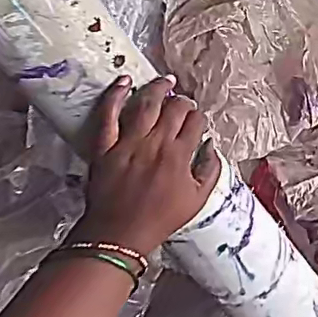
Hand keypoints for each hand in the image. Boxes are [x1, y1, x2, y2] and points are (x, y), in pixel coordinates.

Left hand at [75, 76, 219, 253]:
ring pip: (146, 104)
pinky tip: (125, 82)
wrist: (119, 235)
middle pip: (174, 108)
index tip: (196, 119)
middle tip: (182, 101)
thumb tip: (211, 145)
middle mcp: (156, 143)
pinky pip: (109, 114)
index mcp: (179, 156)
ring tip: (165, 81)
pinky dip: (116, 95)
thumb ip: (209, 170)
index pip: (195, 122)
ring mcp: (129, 142)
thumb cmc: (159, 220)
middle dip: (182, 101)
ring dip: (157, 88)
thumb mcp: (196, 200)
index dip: (198, 116)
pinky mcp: (106, 145)